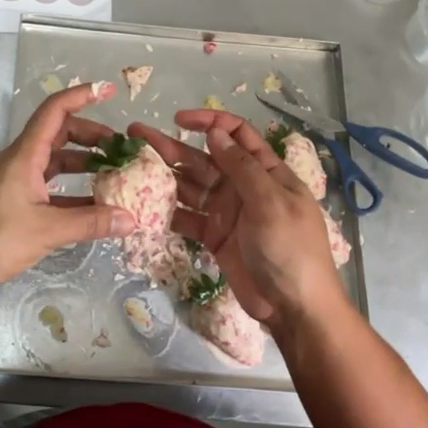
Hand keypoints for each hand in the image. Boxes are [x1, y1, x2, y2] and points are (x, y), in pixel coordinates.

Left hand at [0, 83, 134, 293]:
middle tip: (119, 148)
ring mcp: (15, 180)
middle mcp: (19, 161)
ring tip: (112, 173)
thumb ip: (91, 223)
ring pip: (54, 159)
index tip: (108, 91)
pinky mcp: (13, 200)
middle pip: (58, 133)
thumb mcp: (47, 231)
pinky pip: (48, 183)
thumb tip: (132, 219)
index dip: (81, 96)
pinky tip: (92, 203)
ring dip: (82, 162)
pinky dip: (71, 188)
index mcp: (24, 156)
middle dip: (90, 135)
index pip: (54, 111)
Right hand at [130, 112, 344, 328]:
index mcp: (265, 172)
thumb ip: (241, 167)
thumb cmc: (291, 248)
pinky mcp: (214, 237)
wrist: (295, 308)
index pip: (236, 134)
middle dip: (171, 146)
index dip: (209, 121)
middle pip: (204, 158)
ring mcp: (226, 212)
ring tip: (132, 166)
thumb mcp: (271, 202)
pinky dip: (167, 211)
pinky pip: (186, 217)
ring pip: (190, 185)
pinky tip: (142, 204)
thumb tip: (215, 131)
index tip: (178, 119)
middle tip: (135, 135)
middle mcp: (243, 186)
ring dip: (163, 175)